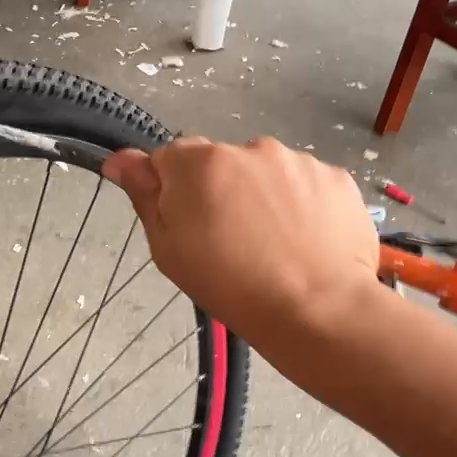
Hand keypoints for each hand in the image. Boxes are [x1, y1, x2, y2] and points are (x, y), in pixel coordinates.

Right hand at [103, 137, 383, 340]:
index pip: (169, 157)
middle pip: (220, 161)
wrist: (317, 309)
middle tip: (229, 238)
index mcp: (199, 163)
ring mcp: (298, 160)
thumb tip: (119, 159)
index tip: (185, 222)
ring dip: (262, 194)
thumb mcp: (168, 249)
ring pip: (265, 170)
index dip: (172, 189)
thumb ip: (145, 195)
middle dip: (219, 188)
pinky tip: (304, 240)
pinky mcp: (336, 177)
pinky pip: (306, 183)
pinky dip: (302, 204)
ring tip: (273, 243)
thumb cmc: (229, 285)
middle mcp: (248, 147)